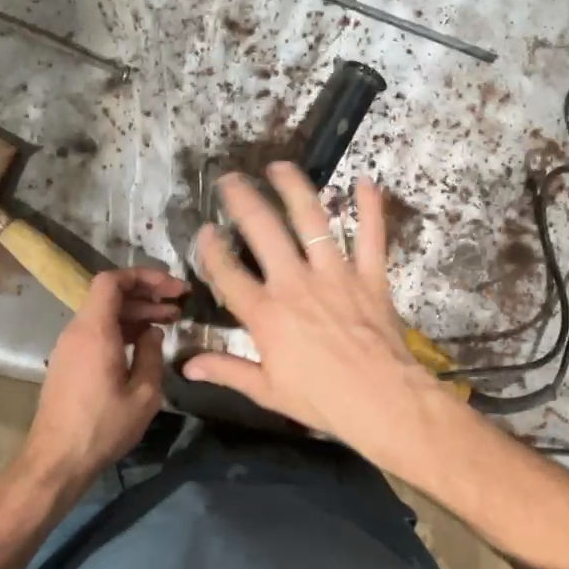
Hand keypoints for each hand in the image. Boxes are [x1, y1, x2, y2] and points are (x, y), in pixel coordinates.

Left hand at [22, 267, 187, 483]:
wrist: (56, 459)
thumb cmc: (102, 427)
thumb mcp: (144, 394)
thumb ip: (151, 355)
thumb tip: (153, 333)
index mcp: (95, 331)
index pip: (112, 281)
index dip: (144, 276)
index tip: (173, 288)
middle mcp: (77, 331)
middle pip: (110, 295)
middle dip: (147, 295)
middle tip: (180, 305)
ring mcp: (69, 347)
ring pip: (104, 314)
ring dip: (136, 314)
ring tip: (169, 323)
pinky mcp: (68, 363)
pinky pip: (96, 332)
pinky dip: (122, 329)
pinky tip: (144, 344)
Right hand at [183, 163, 441, 448]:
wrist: (382, 400)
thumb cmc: (322, 401)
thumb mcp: (267, 392)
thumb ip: (227, 370)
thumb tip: (186, 365)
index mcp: (266, 314)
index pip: (227, 273)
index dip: (210, 249)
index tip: (204, 232)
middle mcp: (296, 284)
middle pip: (263, 230)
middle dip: (243, 200)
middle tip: (231, 180)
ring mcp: (335, 275)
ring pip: (312, 220)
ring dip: (294, 189)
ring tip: (280, 167)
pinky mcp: (370, 276)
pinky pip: (372, 235)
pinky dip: (371, 208)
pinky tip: (366, 181)